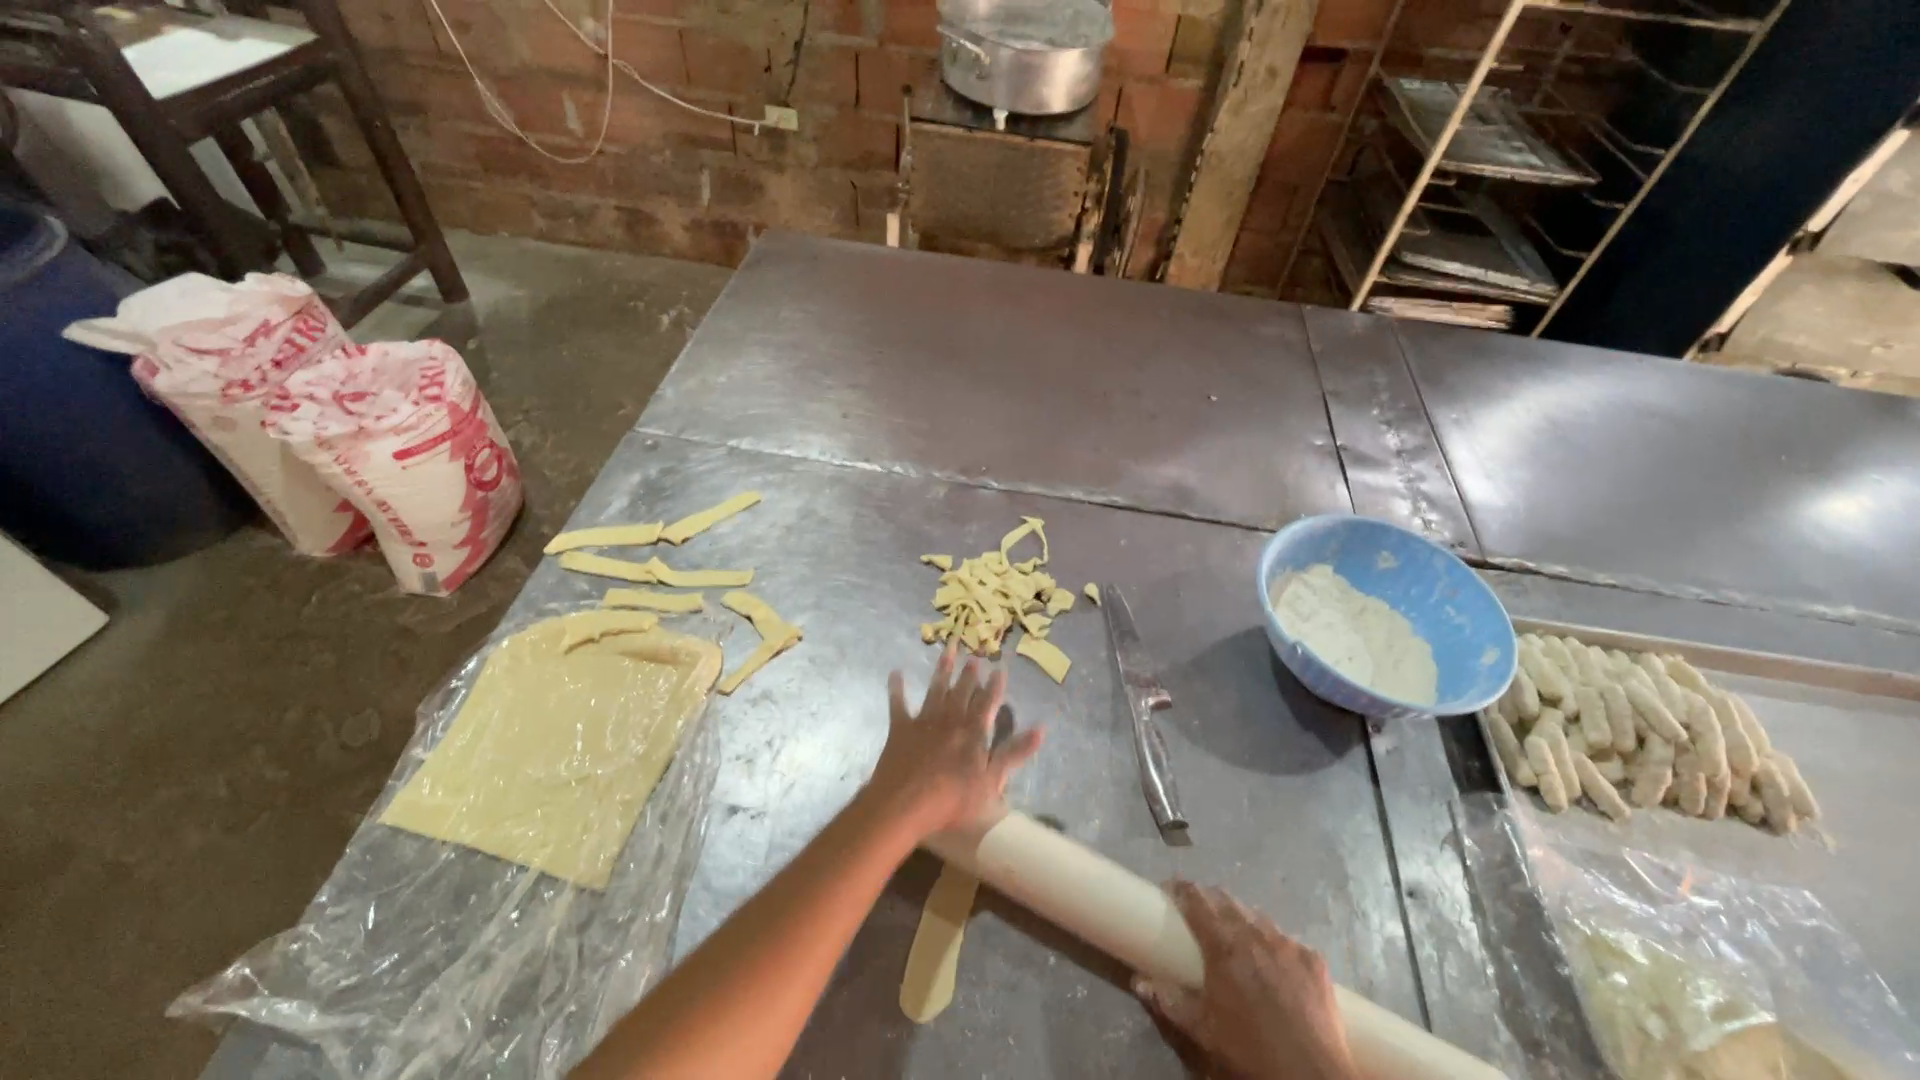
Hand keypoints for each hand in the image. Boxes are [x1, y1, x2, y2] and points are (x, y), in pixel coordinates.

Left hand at [866, 643, 1044, 838]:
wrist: (905, 804)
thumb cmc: (952, 799)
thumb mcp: (993, 782)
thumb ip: (1014, 753)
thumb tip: (1041, 729)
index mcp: (973, 732)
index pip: (988, 703)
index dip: (995, 686)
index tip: (1000, 667)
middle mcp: (950, 720)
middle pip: (962, 692)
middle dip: (969, 674)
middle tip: (974, 656)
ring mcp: (924, 722)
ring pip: (935, 690)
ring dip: (942, 670)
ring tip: (948, 649)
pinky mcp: (900, 729)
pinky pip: (898, 704)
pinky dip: (897, 688)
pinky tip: (896, 673)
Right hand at [1135, 882, 1357, 1079]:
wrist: (1312, 1076)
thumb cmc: (1250, 1051)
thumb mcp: (1202, 1031)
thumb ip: (1169, 1002)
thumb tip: (1139, 981)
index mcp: (1224, 947)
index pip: (1197, 902)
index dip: (1181, 890)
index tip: (1169, 888)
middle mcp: (1257, 935)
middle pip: (1227, 901)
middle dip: (1209, 899)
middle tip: (1197, 912)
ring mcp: (1290, 945)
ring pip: (1258, 916)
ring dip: (1241, 917)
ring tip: (1234, 933)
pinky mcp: (1314, 960)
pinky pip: (1287, 939)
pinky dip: (1273, 942)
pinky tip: (1273, 962)